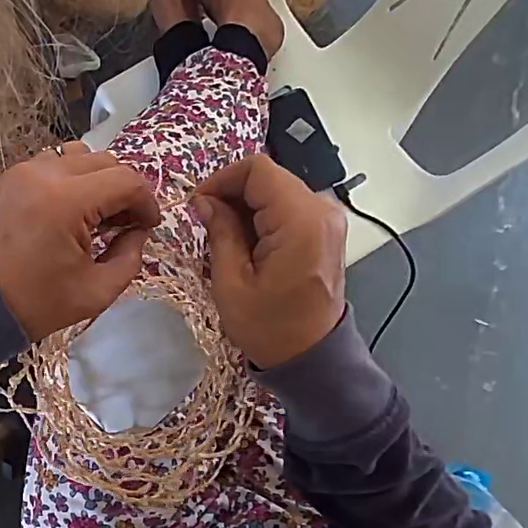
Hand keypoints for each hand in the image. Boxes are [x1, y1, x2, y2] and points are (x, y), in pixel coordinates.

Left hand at [0, 142, 161, 340]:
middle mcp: (46, 174)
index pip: (126, 181)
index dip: (146, 202)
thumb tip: (139, 231)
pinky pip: (56, 162)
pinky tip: (75, 209)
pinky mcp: (14, 177)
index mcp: (67, 201)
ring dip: (100, 180)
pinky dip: (75, 178)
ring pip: (82, 156)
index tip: (149, 226)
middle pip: (107, 162)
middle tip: (127, 223)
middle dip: (126, 191)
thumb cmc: (42, 302)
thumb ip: (131, 256)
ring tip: (101, 214)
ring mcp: (26, 171)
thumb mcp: (99, 289)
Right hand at [193, 153, 346, 367]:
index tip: (199, 204)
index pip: (257, 169)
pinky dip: (264, 217)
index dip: (221, 179)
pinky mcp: (327, 230)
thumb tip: (205, 201)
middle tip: (207, 224)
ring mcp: (329, 219)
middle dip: (232, 193)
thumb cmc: (270, 328)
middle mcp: (322, 210)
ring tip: (225, 238)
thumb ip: (220, 232)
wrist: (312, 357)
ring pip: (277, 190)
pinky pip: (289, 207)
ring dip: (247, 206)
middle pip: (269, 177)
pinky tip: (248, 244)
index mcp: (301, 221)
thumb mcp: (232, 283)